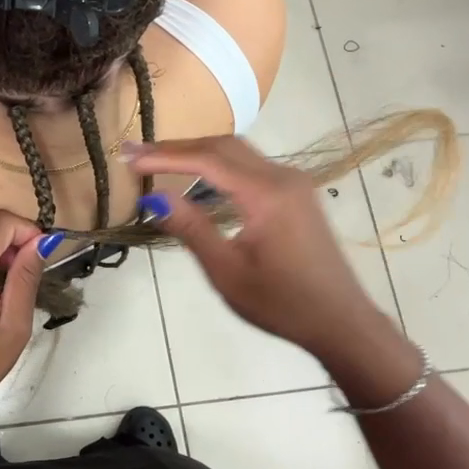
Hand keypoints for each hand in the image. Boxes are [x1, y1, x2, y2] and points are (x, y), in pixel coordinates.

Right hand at [126, 137, 386, 357]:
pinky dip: (217, 164)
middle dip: (176, 147)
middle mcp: (282, 178)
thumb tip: (154, 196)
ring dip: (197, 152)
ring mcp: (293, 183)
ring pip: (237, 152)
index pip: (206, 159)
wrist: (341, 322)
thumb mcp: (227, 271)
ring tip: (157, 161)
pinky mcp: (296, 194)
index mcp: (266, 195)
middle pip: (222, 146)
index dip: (164, 156)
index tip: (128, 158)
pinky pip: (250, 166)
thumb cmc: (281, 304)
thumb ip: (191, 228)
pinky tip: (197, 178)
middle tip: (135, 154)